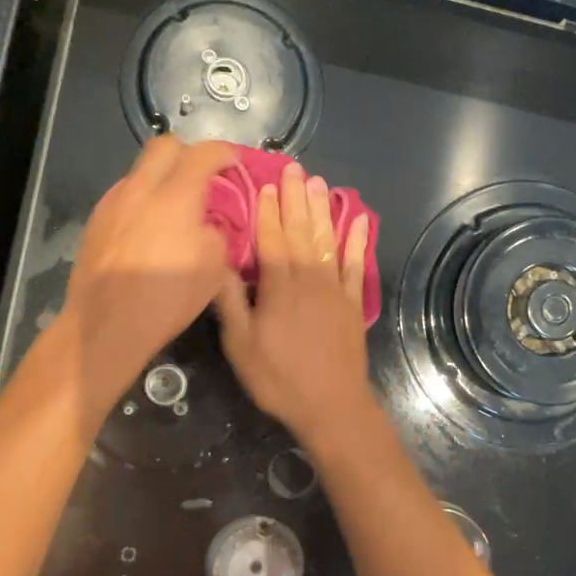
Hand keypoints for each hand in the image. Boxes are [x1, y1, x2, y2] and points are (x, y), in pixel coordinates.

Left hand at [61, 136, 236, 408]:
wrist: (106, 324)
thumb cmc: (167, 298)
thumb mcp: (214, 268)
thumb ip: (218, 232)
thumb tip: (212, 222)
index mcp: (176, 196)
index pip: (204, 153)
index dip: (225, 152)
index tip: (234, 163)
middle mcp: (141, 189)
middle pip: (165, 146)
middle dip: (188, 154)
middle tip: (203, 177)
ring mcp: (113, 203)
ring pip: (141, 170)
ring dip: (162, 178)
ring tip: (175, 207)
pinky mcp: (95, 221)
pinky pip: (124, 195)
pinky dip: (143, 200)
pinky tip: (148, 230)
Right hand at [215, 161, 375, 443]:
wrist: (331, 406)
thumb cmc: (278, 379)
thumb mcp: (241, 345)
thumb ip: (229, 302)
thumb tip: (216, 263)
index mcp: (279, 287)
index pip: (272, 239)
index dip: (268, 211)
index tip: (267, 183)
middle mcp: (309, 279)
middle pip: (301, 232)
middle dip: (296, 199)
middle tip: (295, 168)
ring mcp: (335, 290)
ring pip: (327, 241)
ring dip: (322, 211)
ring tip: (319, 182)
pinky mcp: (353, 304)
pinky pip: (355, 265)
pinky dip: (357, 241)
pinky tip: (358, 220)